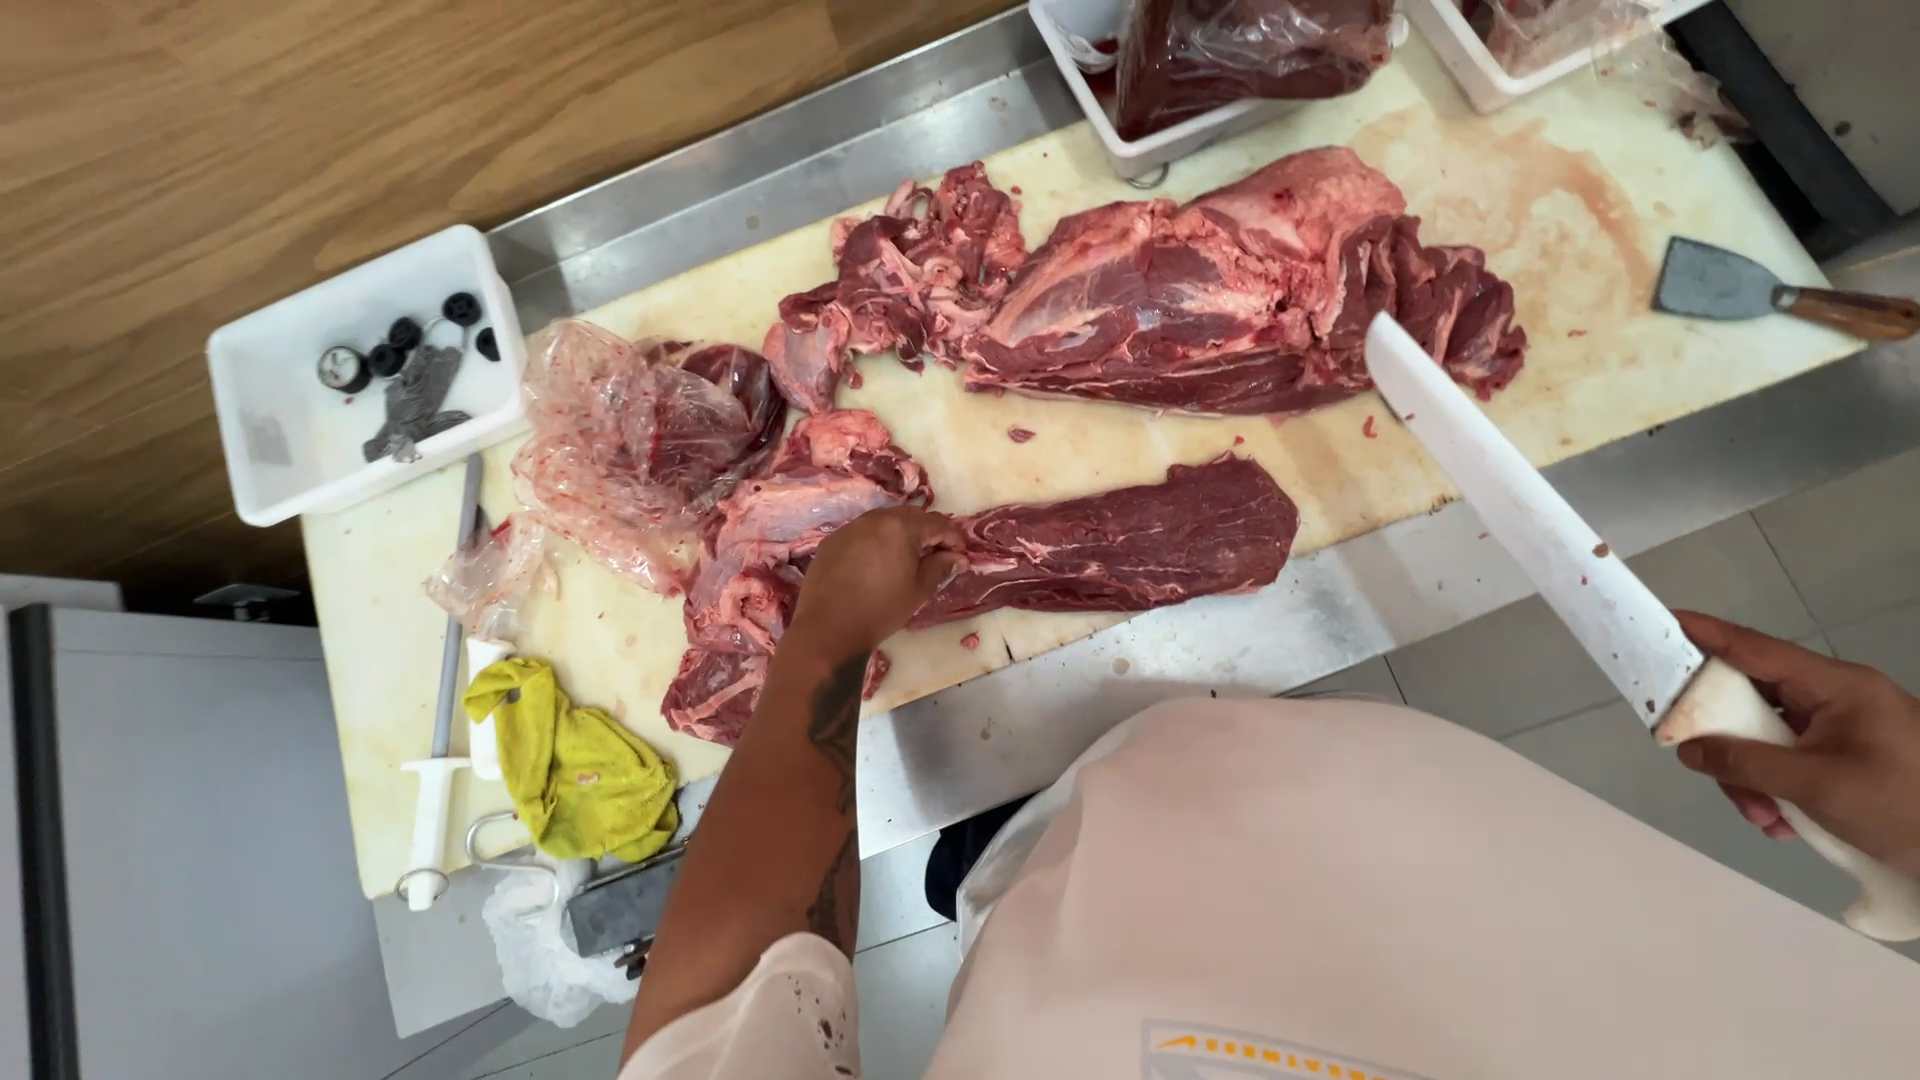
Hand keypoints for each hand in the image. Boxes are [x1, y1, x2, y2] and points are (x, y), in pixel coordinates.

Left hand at [787, 506, 963, 661]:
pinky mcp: (832, 540)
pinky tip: (876, 563)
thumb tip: (958, 557)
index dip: (953, 539)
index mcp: (901, 527)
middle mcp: (875, 518)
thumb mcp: (918, 590)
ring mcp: (850, 527)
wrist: (828, 628)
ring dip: (901, 533)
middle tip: (935, 555)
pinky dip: (876, 540)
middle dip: (927, 532)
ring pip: (884, 520)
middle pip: (911, 516)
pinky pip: (862, 532)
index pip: (937, 523)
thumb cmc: (880, 609)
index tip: (959, 557)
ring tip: (907, 558)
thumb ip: (940, 567)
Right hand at [1673, 611, 1919, 879]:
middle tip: (1704, 765)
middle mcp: (1837, 698)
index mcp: (1838, 687)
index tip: (1658, 621)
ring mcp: (1843, 728)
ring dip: (1749, 776)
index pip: (1753, 647)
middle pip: (1747, 699)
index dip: (1703, 633)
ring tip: (1764, 816)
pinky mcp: (1846, 756)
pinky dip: (1773, 788)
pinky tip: (1783, 820)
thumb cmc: (1906, 808)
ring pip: (1761, 736)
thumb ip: (1742, 762)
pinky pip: (1784, 759)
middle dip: (1723, 739)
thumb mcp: (1816, 787)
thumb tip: (1688, 750)